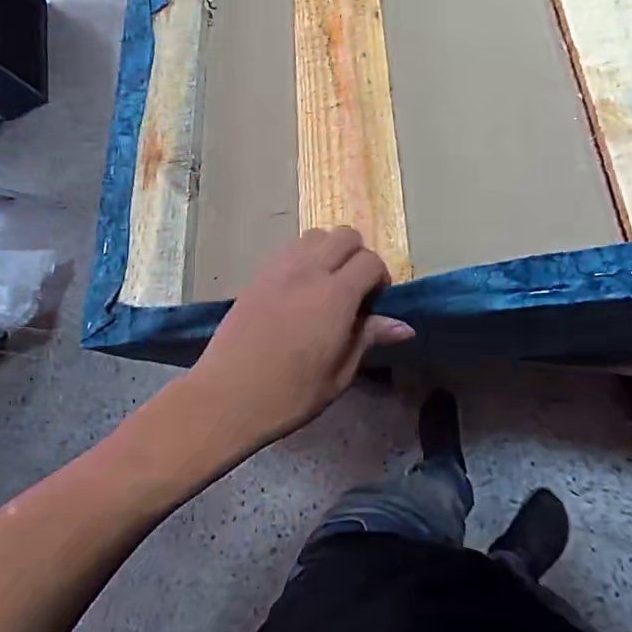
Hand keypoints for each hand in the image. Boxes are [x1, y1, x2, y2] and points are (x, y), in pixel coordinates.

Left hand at [182, 228, 413, 448]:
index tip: (376, 302)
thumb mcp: (339, 373)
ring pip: (314, 236)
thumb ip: (367, 338)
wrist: (227, 396)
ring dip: (329, 250)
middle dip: (358, 255)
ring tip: (327, 283)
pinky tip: (299, 288)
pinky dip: (302, 257)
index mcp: (335, 296)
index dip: (380, 278)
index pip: (370, 261)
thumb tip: (404, 326)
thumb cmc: (289, 394)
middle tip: (355, 289)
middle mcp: (308, 271)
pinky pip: (287, 249)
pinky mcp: (257, 275)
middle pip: (344, 235)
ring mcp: (278, 269)